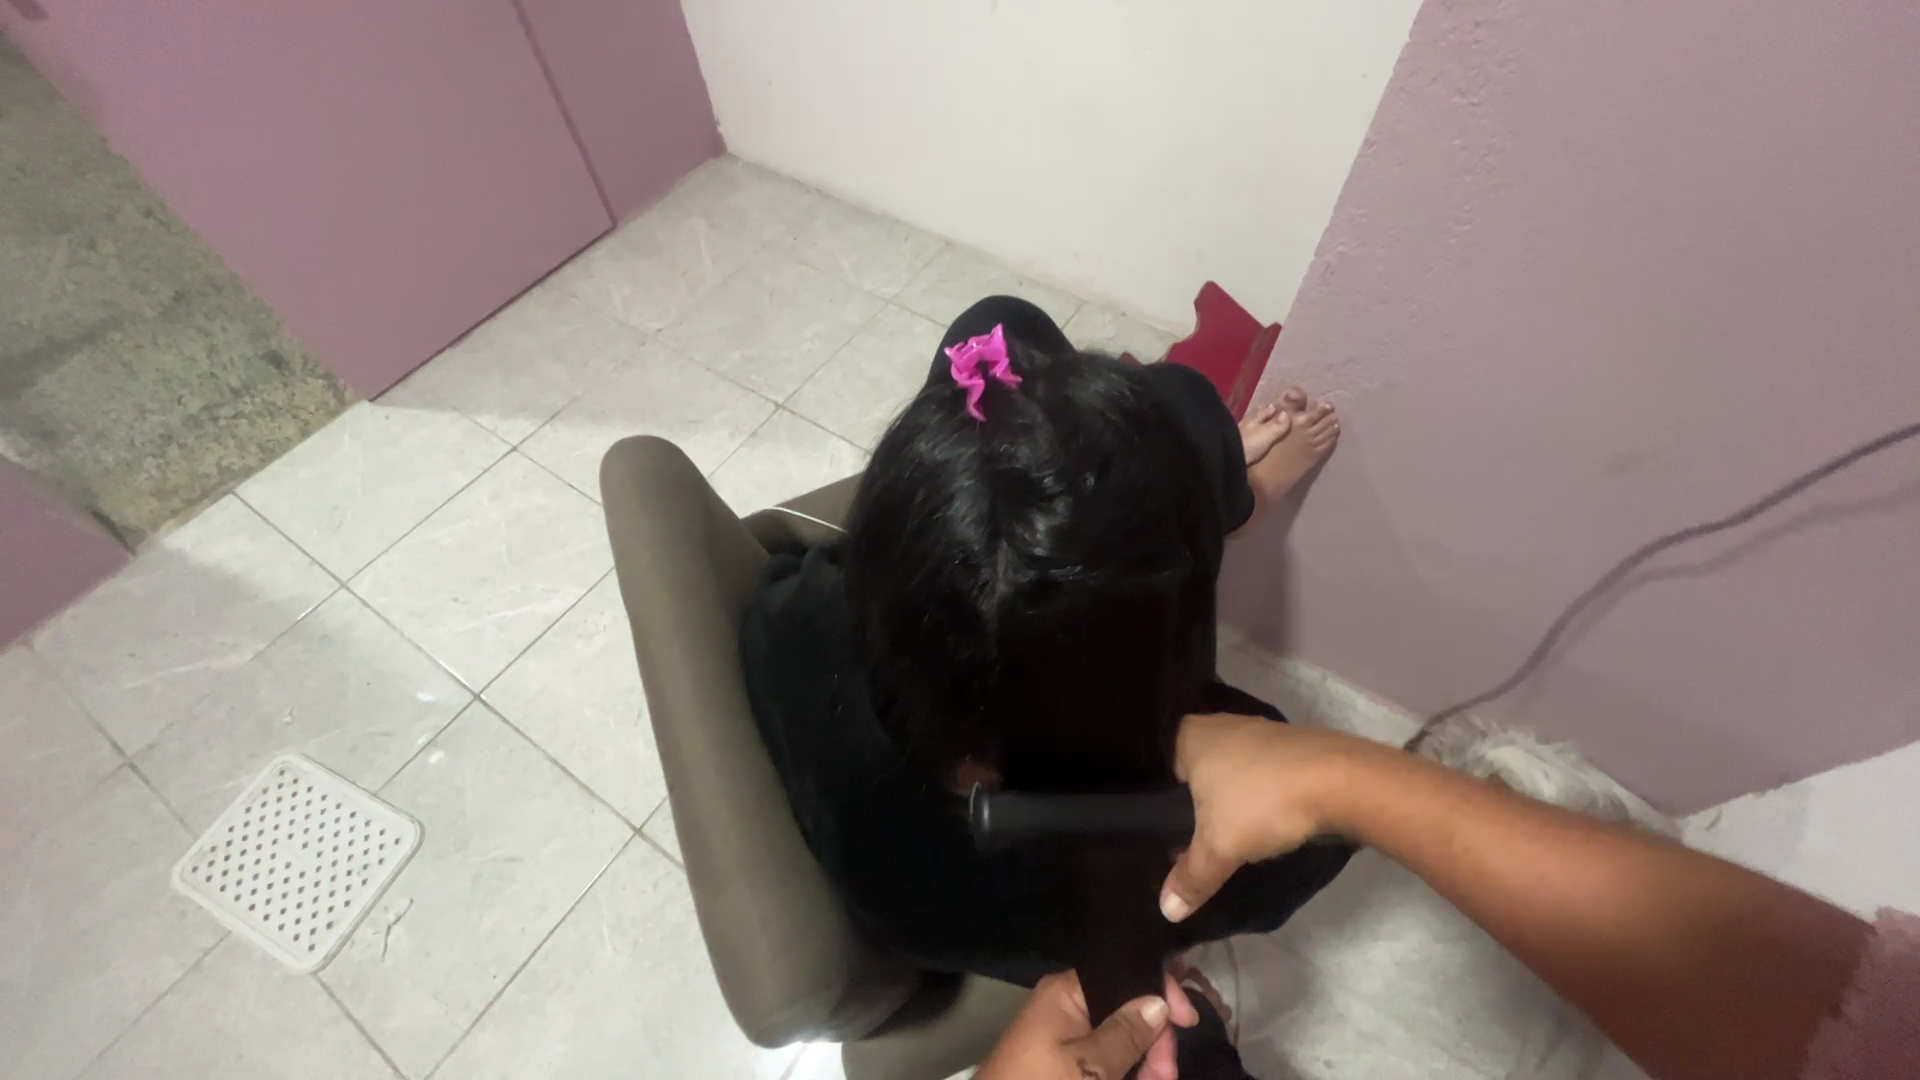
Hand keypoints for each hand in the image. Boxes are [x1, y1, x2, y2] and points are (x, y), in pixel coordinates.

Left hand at [974, 971, 1199, 1079]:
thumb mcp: (1088, 1068)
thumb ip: (1125, 1034)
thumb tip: (1159, 1001)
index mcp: (1067, 992)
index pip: (1122, 974)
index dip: (1158, 993)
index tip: (1189, 1022)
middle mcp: (1067, 1005)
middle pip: (1125, 1010)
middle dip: (1153, 1042)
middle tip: (1166, 1076)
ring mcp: (1065, 1037)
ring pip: (1119, 1040)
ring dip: (1142, 1064)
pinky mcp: (1065, 1064)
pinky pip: (1104, 1060)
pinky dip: (1123, 1072)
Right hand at [1160, 713, 1378, 921]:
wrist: (1339, 780)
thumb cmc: (1262, 801)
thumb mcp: (1220, 846)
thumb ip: (1191, 876)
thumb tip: (1166, 910)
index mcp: (1188, 736)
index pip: (1159, 771)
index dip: (1160, 804)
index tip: (1166, 834)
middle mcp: (1217, 724)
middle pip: (1196, 771)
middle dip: (1197, 803)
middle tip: (1195, 839)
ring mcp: (1256, 729)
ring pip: (1230, 769)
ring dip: (1231, 797)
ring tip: (1232, 832)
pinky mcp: (1288, 742)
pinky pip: (1260, 769)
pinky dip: (1260, 791)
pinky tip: (1267, 816)